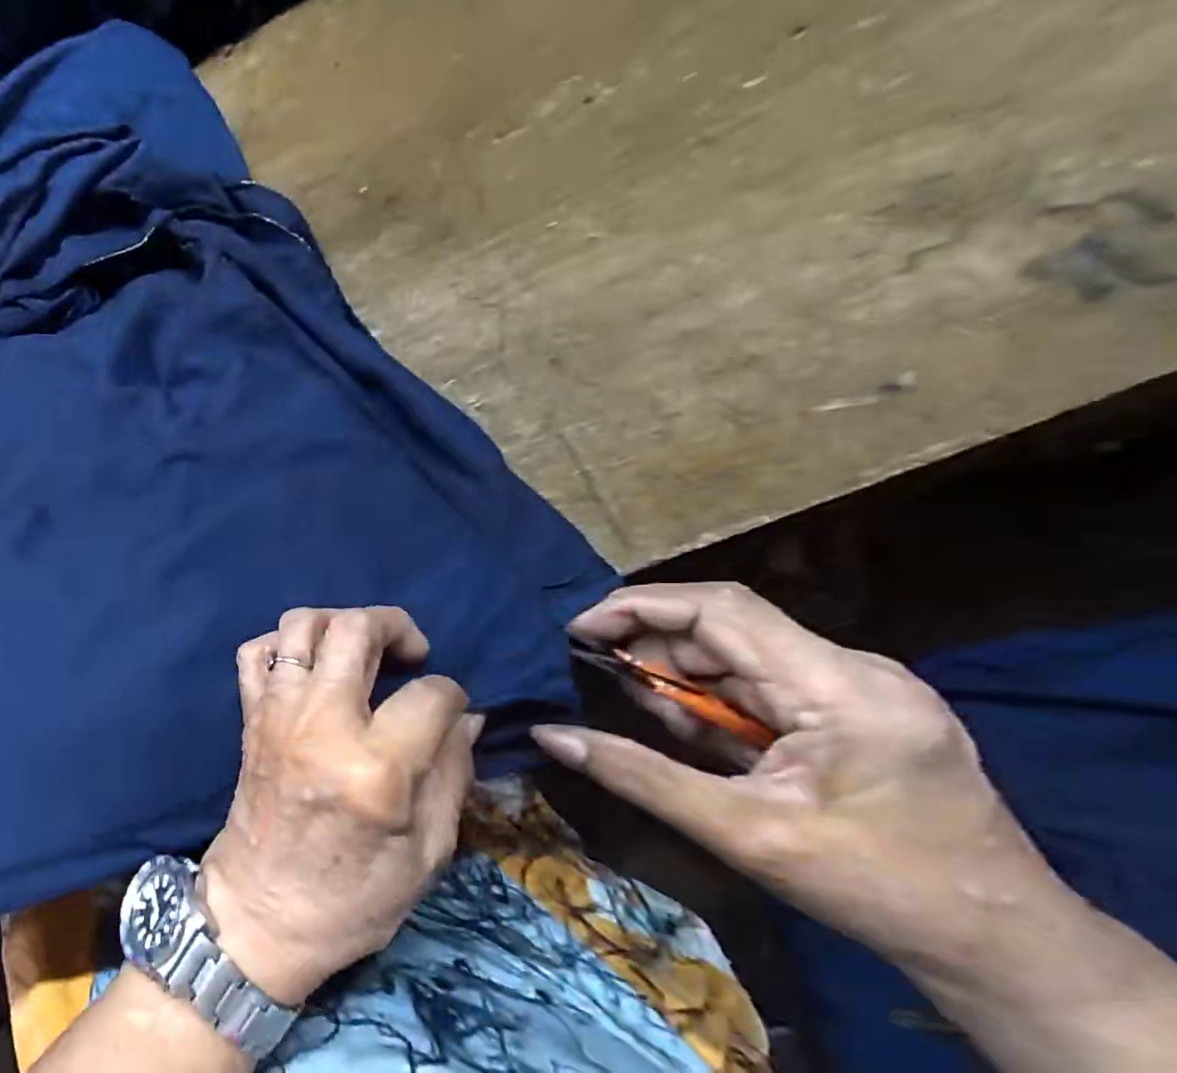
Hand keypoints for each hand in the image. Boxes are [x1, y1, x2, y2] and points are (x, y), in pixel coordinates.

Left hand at [201, 607, 482, 1005]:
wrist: (262, 913)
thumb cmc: (353, 897)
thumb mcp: (427, 853)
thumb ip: (452, 774)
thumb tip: (465, 715)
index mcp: (375, 767)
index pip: (430, 694)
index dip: (453, 694)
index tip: (451, 710)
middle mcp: (322, 724)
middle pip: (358, 630)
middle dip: (397, 626)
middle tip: (412, 651)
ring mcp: (278, 714)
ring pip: (302, 624)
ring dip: (339, 622)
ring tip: (361, 647)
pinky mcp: (250, 717)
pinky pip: (254, 652)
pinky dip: (282, 644)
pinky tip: (308, 665)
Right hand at [532, 583, 1065, 971]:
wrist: (1005, 950)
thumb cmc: (878, 890)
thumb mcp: (743, 834)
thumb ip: (638, 775)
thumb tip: (551, 735)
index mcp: (842, 688)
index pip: (721, 609)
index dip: (638, 607)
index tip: (578, 631)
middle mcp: (853, 670)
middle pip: (725, 630)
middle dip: (653, 650)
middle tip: (597, 683)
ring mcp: (857, 687)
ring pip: (738, 657)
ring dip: (680, 681)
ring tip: (646, 720)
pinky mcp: (853, 708)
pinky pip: (761, 684)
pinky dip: (713, 702)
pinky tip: (691, 733)